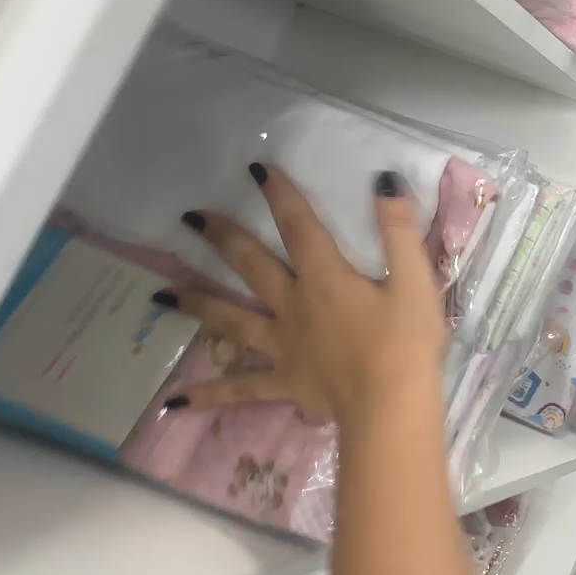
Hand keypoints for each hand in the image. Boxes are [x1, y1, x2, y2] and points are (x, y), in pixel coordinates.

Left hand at [155, 163, 448, 435]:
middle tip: (191, 218)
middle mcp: (294, 306)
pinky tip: (175, 404)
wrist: (390, 402)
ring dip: (196, 305)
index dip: (282, 197)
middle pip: (252, 267)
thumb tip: (384, 184)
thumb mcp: (416, 280)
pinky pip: (240, 389)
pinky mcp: (285, 380)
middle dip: (223, 239)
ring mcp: (283, 345)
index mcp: (326, 279)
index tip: (259, 170)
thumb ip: (399, 231)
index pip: (300, 228)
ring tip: (159, 295)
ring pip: (231, 320)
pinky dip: (208, 395)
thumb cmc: (408, 341)